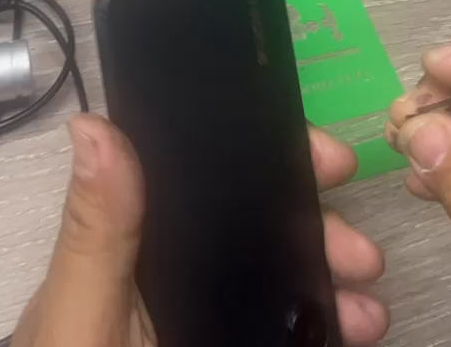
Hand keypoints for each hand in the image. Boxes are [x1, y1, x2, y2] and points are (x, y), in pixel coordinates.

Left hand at [11, 114, 390, 346]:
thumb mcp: (84, 307)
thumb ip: (95, 231)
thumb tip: (93, 125)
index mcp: (128, 229)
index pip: (188, 165)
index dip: (247, 144)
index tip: (307, 143)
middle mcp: (168, 257)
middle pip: (245, 209)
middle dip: (305, 204)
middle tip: (348, 210)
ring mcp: (201, 302)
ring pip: (276, 261)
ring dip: (328, 257)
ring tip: (366, 275)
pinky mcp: (234, 337)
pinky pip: (288, 318)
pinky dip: (328, 314)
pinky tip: (360, 319)